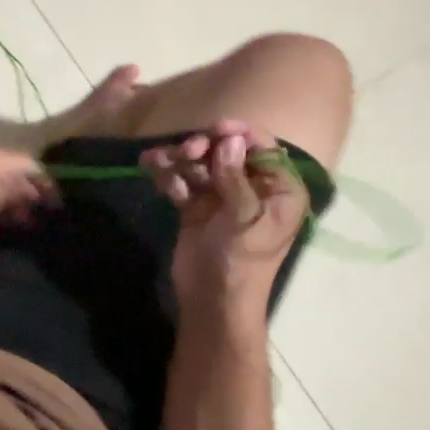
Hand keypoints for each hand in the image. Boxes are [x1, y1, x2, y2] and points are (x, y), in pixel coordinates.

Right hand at [141, 120, 307, 318]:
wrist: (212, 300)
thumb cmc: (240, 262)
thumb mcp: (244, 219)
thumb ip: (235, 178)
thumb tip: (228, 140)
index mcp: (279, 190)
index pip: (262, 148)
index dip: (239, 134)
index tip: (214, 129)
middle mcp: (252, 188)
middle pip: (227, 152)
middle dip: (204, 147)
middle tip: (186, 150)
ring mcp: (221, 198)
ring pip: (200, 166)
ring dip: (179, 158)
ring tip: (157, 157)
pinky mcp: (195, 209)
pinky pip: (181, 183)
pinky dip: (167, 175)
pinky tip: (150, 167)